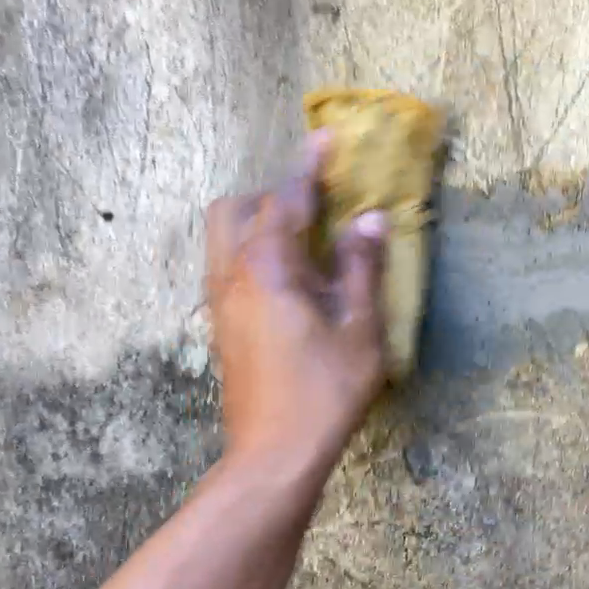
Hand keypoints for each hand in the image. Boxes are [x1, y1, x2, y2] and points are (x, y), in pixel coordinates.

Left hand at [206, 133, 388, 473]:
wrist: (275, 451)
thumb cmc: (326, 389)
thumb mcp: (360, 327)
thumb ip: (362, 268)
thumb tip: (369, 219)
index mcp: (267, 269)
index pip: (286, 200)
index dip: (308, 166)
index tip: (325, 137)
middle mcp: (231, 275)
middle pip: (237, 209)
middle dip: (275, 194)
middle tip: (321, 205)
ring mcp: (219, 302)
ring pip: (226, 237)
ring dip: (263, 223)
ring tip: (311, 242)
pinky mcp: (222, 325)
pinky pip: (231, 265)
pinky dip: (258, 251)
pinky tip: (296, 282)